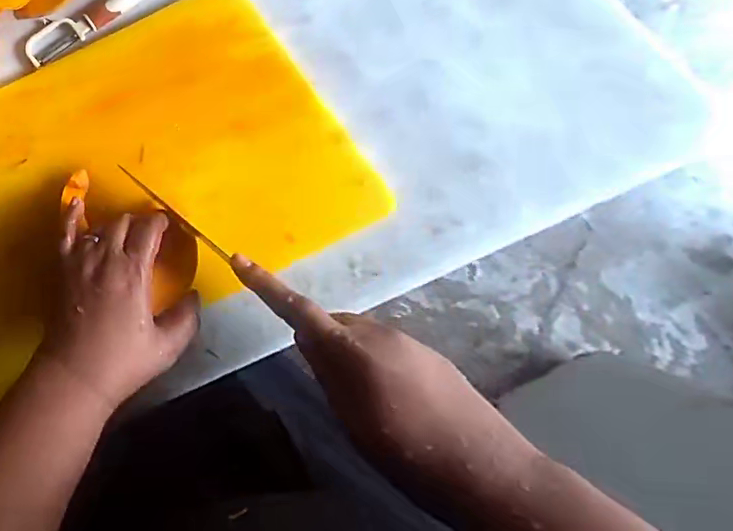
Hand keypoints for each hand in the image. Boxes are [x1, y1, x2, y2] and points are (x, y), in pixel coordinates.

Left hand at [36, 203, 200, 411]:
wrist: (75, 374)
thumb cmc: (122, 362)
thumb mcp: (166, 347)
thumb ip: (186, 318)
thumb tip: (194, 295)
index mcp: (133, 271)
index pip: (148, 230)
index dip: (159, 222)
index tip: (167, 224)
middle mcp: (106, 257)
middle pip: (124, 222)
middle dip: (140, 222)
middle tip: (148, 233)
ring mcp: (81, 259)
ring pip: (101, 226)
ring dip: (116, 225)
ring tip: (125, 232)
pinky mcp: (63, 266)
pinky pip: (67, 231)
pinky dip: (73, 215)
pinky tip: (78, 202)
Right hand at [231, 256, 539, 488]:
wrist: (493, 473)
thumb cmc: (410, 454)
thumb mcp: (355, 424)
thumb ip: (327, 376)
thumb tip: (306, 341)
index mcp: (351, 350)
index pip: (297, 310)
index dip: (266, 286)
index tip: (239, 259)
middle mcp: (377, 332)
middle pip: (332, 324)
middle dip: (321, 342)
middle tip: (329, 386)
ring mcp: (407, 340)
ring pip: (360, 337)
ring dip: (352, 357)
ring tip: (369, 405)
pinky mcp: (430, 355)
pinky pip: (386, 348)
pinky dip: (377, 365)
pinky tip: (397, 402)